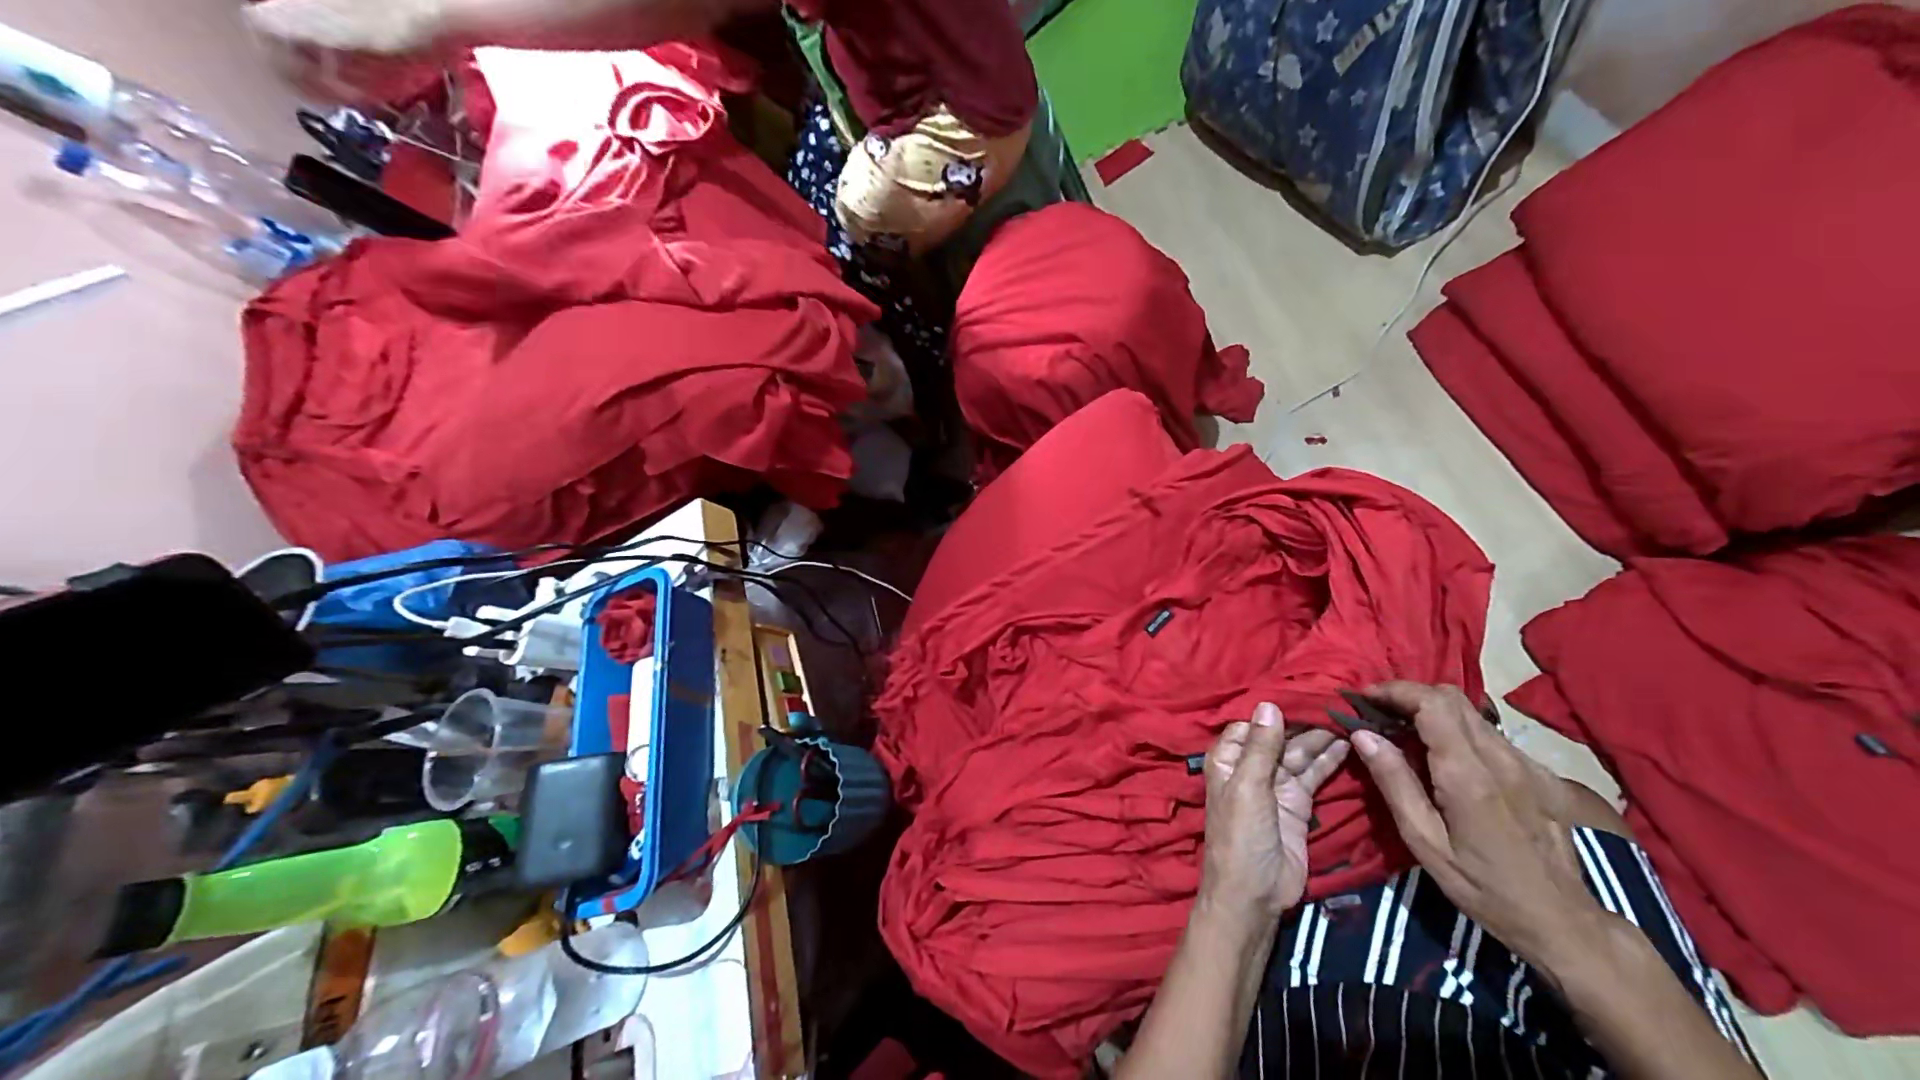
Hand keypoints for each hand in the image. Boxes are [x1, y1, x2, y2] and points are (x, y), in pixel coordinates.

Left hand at [1199, 703, 1349, 918]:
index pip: (1249, 725)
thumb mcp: (1246, 787)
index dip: (1272, 710)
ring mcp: (1275, 786)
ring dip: (1319, 739)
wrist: (1254, 892)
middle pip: (1278, 737)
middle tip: (1336, 702)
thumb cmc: (1240, 835)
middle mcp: (1250, 768)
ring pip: (1298, 754)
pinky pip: (1313, 775)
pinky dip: (1328, 761)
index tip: (1302, 690)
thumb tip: (1268, 705)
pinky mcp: (1298, 804)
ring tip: (1347, 718)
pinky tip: (1347, 744)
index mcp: (1227, 759)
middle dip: (1302, 721)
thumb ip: (1260, 747)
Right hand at [1348, 682, 1611, 968]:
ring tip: (1403, 732)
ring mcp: (1525, 764)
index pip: (1432, 703)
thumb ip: (1394, 783)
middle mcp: (1501, 758)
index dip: (1394, 691)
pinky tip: (1442, 757)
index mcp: (1469, 774)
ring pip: (1472, 712)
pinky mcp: (1539, 774)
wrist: (1562, 921)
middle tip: (1378, 714)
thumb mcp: (1424, 841)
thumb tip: (1363, 735)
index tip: (1363, 699)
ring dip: (1431, 710)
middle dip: (1409, 695)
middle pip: (1451, 697)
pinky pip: (1490, 733)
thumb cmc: (1483, 886)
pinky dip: (1456, 728)